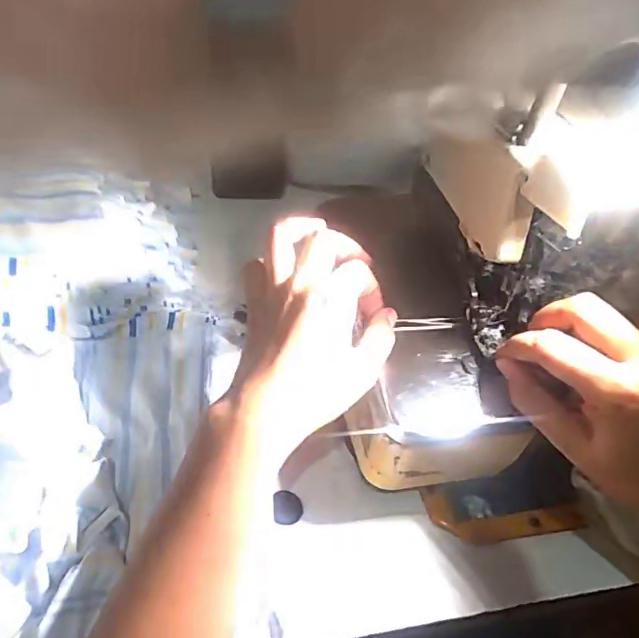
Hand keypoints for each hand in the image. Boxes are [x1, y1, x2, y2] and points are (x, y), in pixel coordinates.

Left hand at [226, 217, 396, 459]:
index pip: (358, 271)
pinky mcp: (253, 303)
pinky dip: (269, 261)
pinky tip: (282, 274)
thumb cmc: (314, 393)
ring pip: (279, 236)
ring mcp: (271, 291)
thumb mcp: (362, 371)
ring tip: (316, 235)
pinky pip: (255, 266)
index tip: (373, 314)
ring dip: (301, 228)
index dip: (372, 287)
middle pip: (323, 239)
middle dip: (347, 245)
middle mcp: (298, 284)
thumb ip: (380, 337)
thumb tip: (385, 315)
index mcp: (329, 298)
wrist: (263, 408)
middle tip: (356, 264)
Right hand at [495, 292, 638, 532]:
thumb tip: (509, 367)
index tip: (505, 353)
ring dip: (576, 333)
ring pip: (607, 319)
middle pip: (585, 308)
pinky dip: (603, 348)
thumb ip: (536, 403)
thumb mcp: (574, 447)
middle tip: (531, 340)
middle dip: (547, 316)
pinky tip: (602, 376)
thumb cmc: (631, 477)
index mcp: (617, 391)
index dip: (520, 345)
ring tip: (563, 363)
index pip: (554, 347)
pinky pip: (628, 336)